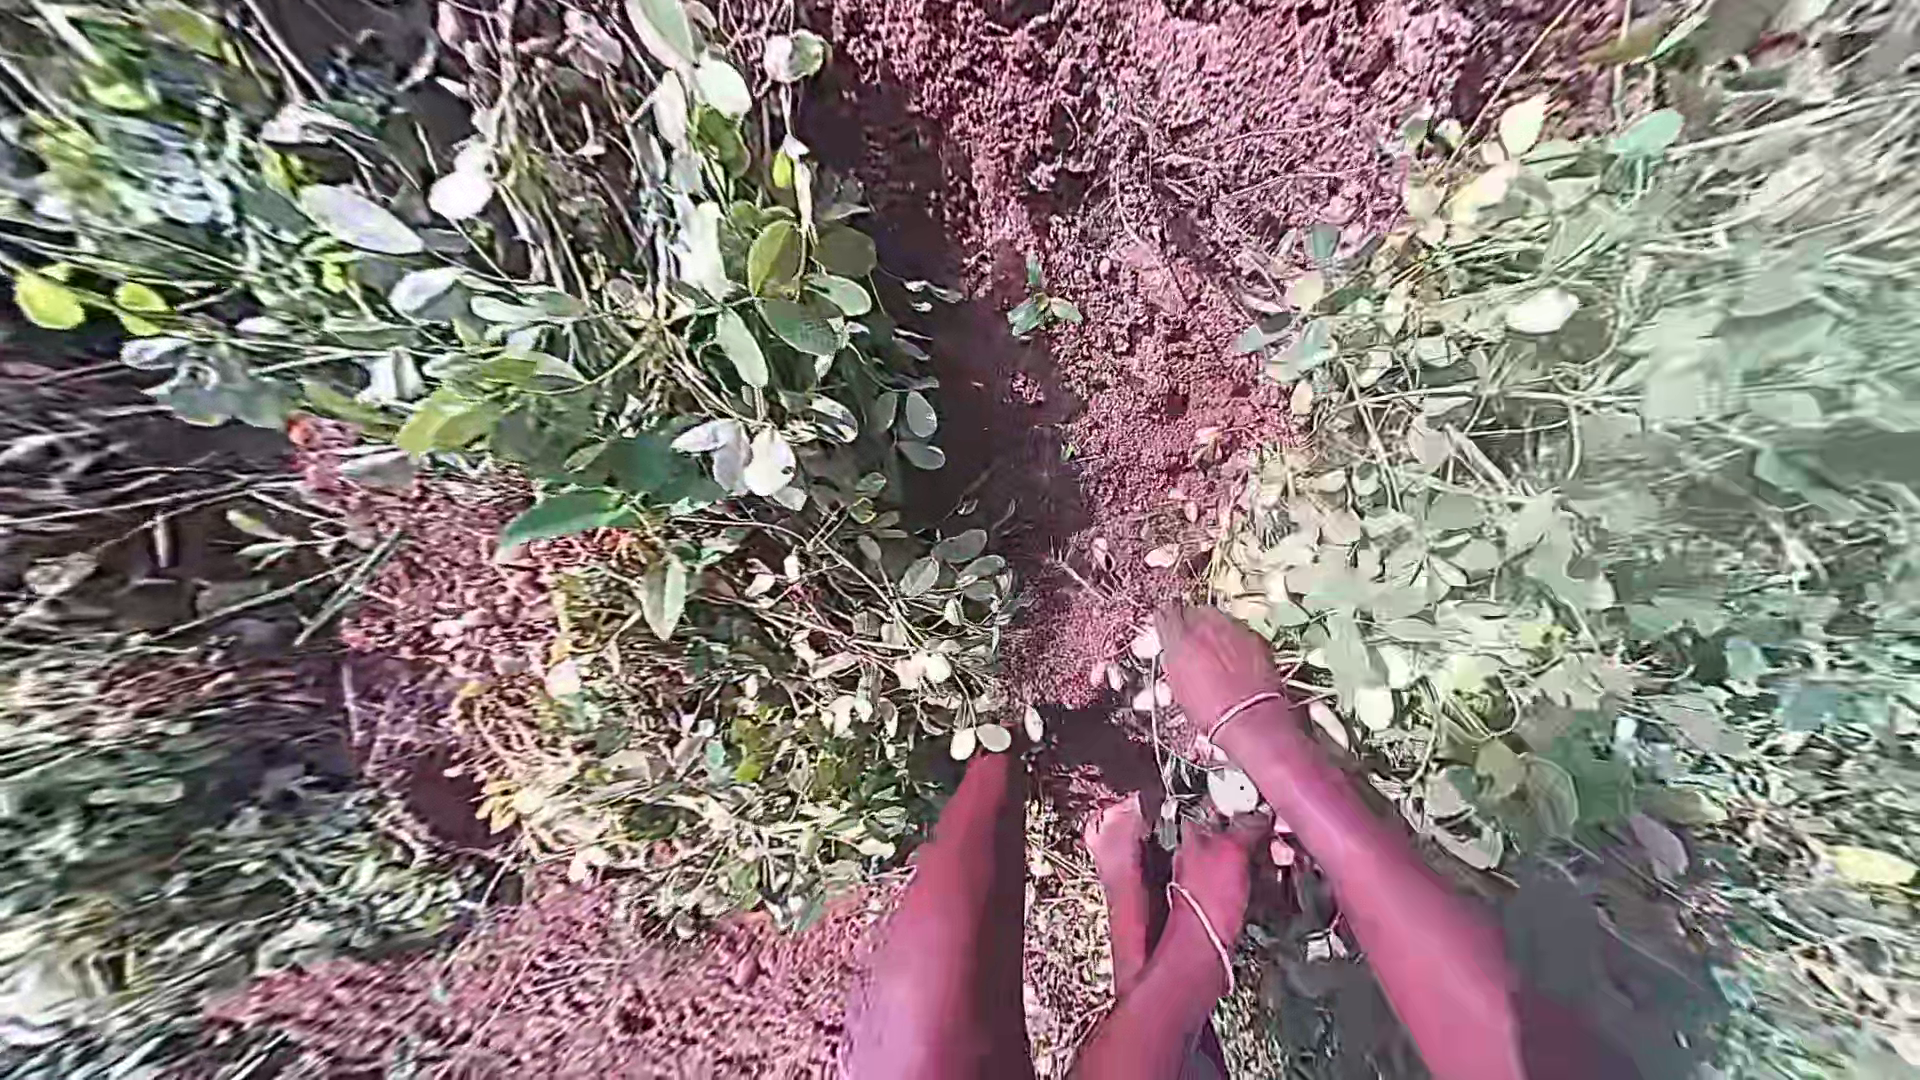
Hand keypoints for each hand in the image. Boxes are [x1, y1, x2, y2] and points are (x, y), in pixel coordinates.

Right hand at [1155, 604, 1289, 748]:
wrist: (1249, 719)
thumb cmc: (1212, 711)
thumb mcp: (1177, 686)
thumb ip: (1173, 659)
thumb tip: (1172, 653)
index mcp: (1179, 639)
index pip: (1165, 614)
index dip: (1165, 620)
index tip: (1166, 624)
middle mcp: (1205, 629)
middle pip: (1192, 611)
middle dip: (1191, 621)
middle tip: (1191, 637)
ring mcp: (1231, 630)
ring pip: (1217, 616)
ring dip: (1213, 627)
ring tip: (1213, 646)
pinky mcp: (1254, 638)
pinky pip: (1238, 629)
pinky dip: (1233, 637)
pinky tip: (1233, 655)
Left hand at [1167, 813, 1267, 985]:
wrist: (1207, 943)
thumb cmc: (1209, 899)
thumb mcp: (1233, 850)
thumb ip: (1246, 827)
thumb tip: (1260, 814)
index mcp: (1192, 832)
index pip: (1214, 804)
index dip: (1236, 802)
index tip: (1258, 804)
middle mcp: (1196, 850)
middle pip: (1227, 829)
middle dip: (1253, 830)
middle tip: (1274, 833)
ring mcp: (1206, 874)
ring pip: (1236, 852)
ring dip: (1258, 852)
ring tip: (1277, 854)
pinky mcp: (1219, 896)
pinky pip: (1242, 876)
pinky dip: (1257, 874)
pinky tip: (1270, 877)